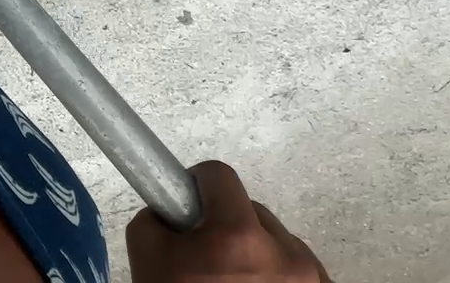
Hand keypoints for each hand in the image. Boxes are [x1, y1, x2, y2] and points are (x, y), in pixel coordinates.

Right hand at [128, 162, 330, 282]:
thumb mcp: (146, 248)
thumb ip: (161, 215)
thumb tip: (177, 208)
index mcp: (239, 235)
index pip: (220, 176)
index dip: (197, 183)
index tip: (186, 202)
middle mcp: (289, 256)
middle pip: (254, 212)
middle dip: (228, 224)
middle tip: (207, 252)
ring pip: (282, 245)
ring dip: (259, 252)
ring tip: (236, 281)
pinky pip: (303, 275)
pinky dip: (280, 277)